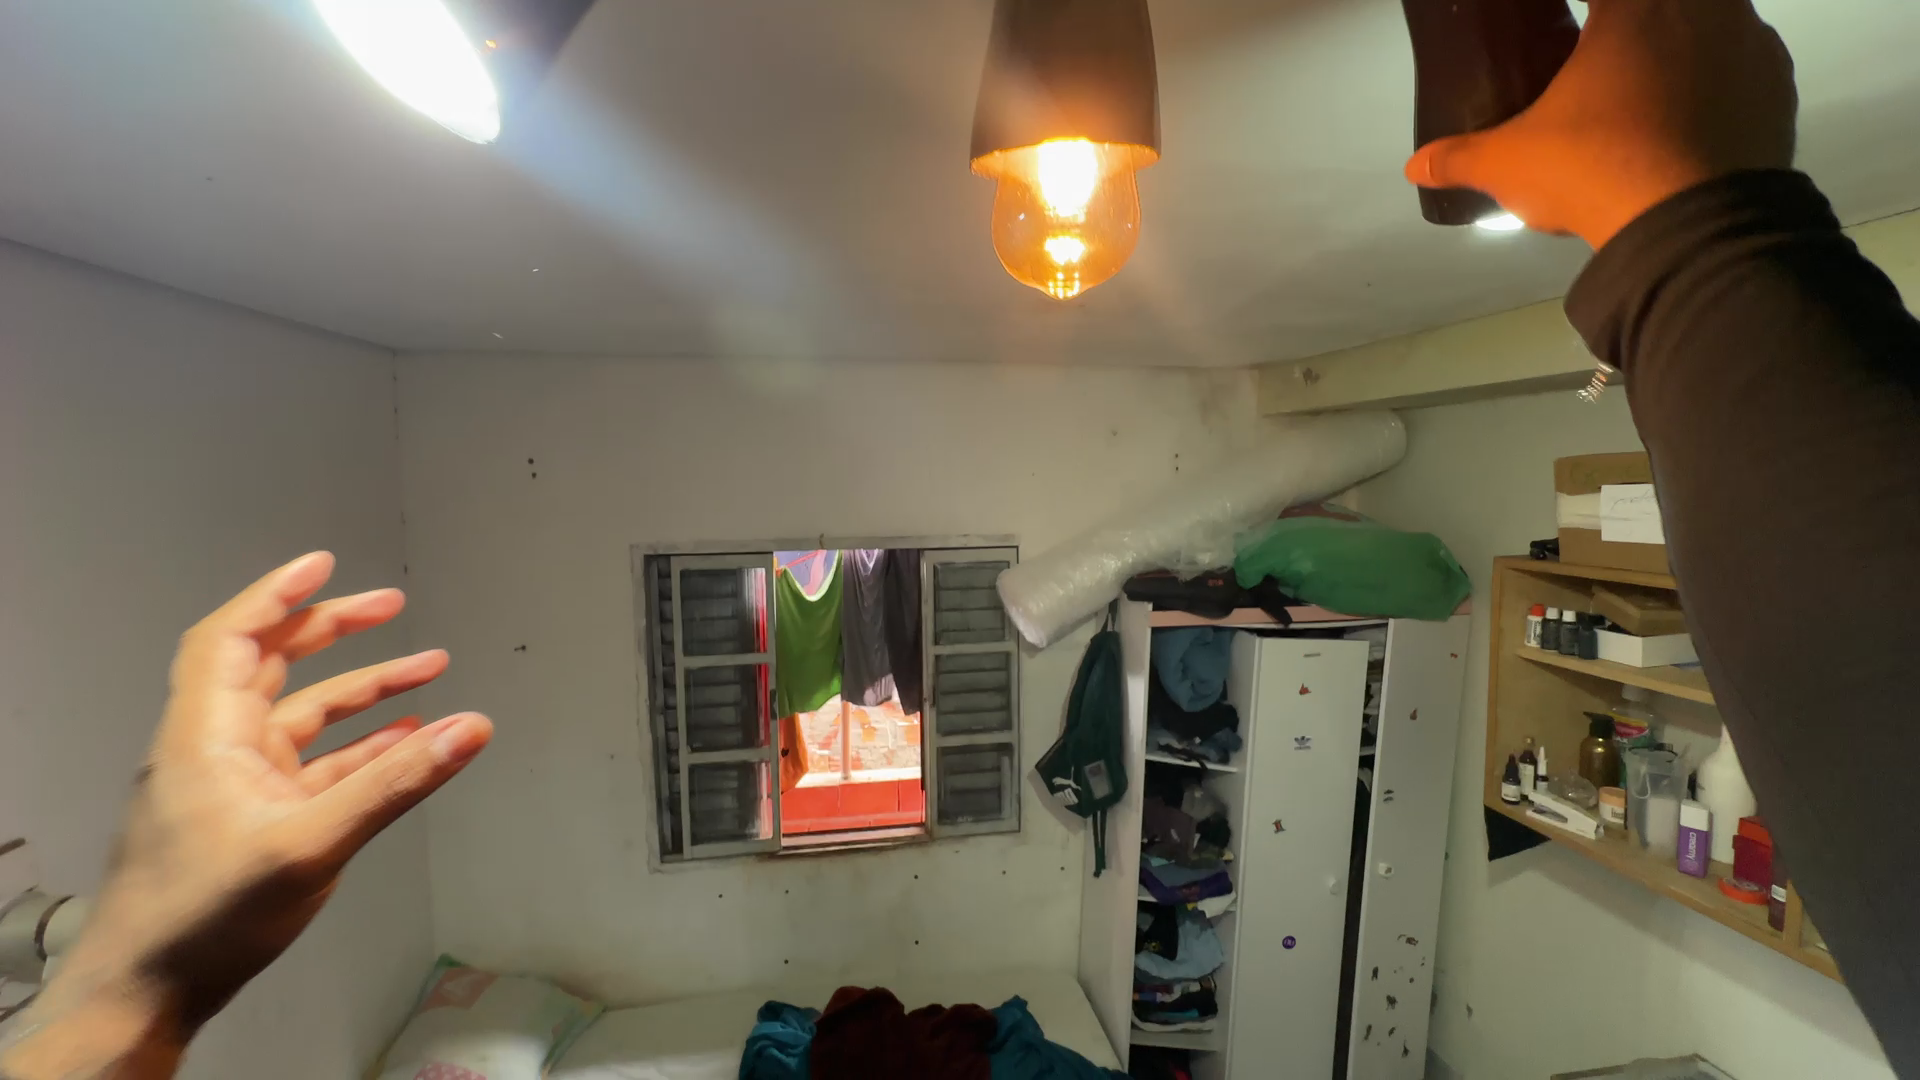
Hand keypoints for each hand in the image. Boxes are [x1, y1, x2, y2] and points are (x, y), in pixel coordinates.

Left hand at [0, 553, 490, 1078]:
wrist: (146, 997)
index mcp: (207, 737)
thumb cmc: (206, 914)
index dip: (274, 596)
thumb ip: (398, 781)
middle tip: (392, 604)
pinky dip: (367, 741)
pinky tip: (413, 737)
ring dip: (366, 687)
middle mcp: (220, 748)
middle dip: (333, 628)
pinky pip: (323, 759)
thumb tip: (476, 726)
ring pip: (306, 712)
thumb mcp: (311, 842)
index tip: (324, 564)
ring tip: (430, 666)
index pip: (229, 641)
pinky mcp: (264, 812)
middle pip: (271, 664)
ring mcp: (241, 782)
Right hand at [1406, 0, 1797, 248]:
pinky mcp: (1775, 84)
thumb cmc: (1590, 167)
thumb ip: (1457, 158)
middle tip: (1599, 52)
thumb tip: (1414, 164)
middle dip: (1628, 21)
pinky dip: (1708, 79)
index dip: (1579, 7)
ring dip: (1676, 43)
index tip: (1565, 21)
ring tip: (1636, 90)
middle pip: (1661, 0)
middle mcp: (1703, 9)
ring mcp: (1750, 42)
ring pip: (1711, 19)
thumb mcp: (1505, 165)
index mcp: (1633, 12)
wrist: (1689, 218)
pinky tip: (1675, 121)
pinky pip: (1739, 62)